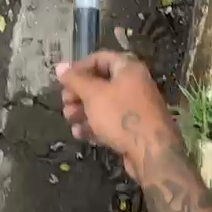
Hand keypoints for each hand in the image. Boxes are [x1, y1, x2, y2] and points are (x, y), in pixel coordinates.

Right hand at [54, 52, 182, 182]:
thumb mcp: (93, 94)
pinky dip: (94, 125)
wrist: (152, 153)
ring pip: (103, 104)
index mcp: (128, 68)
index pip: (100, 58)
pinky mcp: (134, 129)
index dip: (79, 67)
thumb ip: (75, 79)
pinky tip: (79, 134)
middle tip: (64, 102)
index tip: (64, 80)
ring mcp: (135, 107)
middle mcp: (133, 84)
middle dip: (78, 93)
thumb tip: (59, 66)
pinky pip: (110, 121)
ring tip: (69, 120)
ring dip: (83, 111)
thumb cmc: (121, 115)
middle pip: (99, 82)